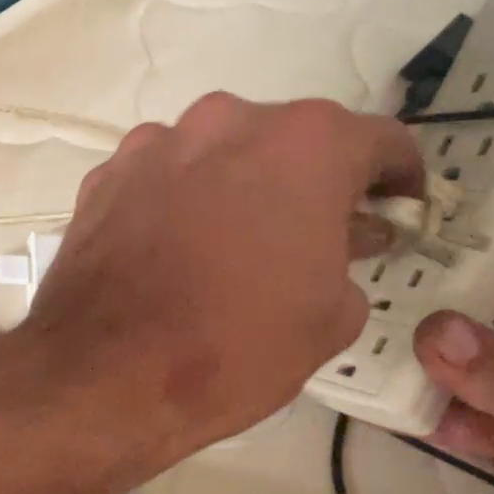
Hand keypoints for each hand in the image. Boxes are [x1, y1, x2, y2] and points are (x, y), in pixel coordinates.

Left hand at [17, 93, 422, 451]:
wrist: (102, 369)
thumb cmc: (233, 344)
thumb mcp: (332, 312)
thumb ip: (348, 252)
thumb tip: (341, 234)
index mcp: (301, 143)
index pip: (376, 142)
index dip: (394, 179)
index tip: (394, 211)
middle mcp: (221, 123)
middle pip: (283, 140)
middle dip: (304, 180)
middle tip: (311, 233)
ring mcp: (149, 147)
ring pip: (212, 154)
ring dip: (231, 185)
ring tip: (231, 244)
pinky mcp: (99, 178)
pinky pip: (156, 178)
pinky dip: (173, 200)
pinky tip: (172, 248)